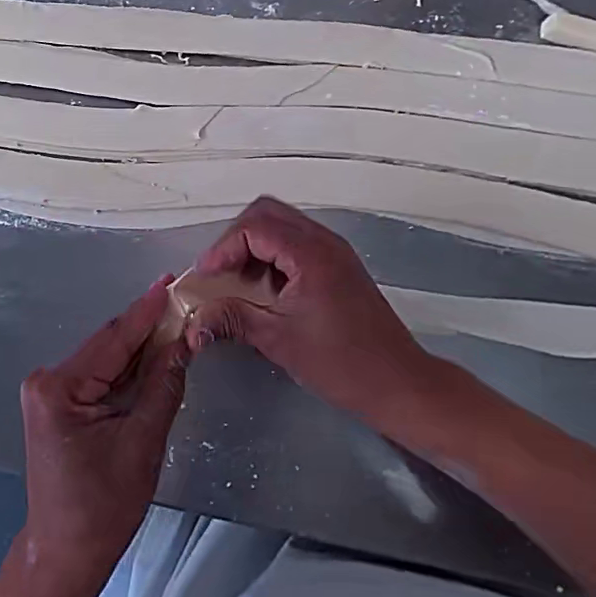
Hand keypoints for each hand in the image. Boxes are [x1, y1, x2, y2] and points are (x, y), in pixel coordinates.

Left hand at [18, 277, 190, 587]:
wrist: (65, 553)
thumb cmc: (102, 506)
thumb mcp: (142, 443)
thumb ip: (163, 386)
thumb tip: (183, 343)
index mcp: (59, 389)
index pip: (114, 340)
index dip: (147, 311)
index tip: (170, 283)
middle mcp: (48, 381)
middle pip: (109, 345)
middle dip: (148, 327)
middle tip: (182, 302)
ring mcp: (50, 392)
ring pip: (107, 359)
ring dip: (141, 347)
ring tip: (176, 322)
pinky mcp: (60, 403)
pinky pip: (101, 375)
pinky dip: (129, 368)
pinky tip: (155, 354)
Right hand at [187, 197, 436, 423]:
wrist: (399, 383)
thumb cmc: (343, 363)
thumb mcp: (279, 340)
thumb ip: (234, 319)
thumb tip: (196, 319)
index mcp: (311, 253)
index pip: (254, 227)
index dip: (223, 248)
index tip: (206, 277)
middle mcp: (324, 241)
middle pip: (267, 213)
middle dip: (236, 238)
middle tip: (220, 271)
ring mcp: (335, 251)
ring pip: (283, 225)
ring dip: (255, 245)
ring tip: (238, 281)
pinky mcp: (339, 265)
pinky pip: (297, 242)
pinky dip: (274, 255)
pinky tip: (266, 289)